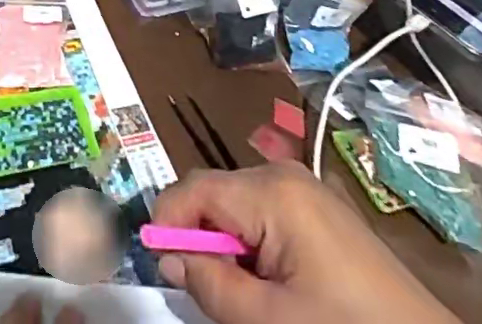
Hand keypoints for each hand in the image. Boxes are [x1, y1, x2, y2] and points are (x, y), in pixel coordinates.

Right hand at [151, 163, 456, 323]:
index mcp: (271, 190)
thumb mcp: (270, 321)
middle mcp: (282, 173)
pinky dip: (249, 244)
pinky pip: (261, 213)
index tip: (165, 271)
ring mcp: (303, 186)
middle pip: (212, 193)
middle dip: (199, 238)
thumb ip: (210, 284)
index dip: (168, 225)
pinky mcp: (317, 206)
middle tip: (209, 292)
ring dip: (224, 245)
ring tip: (245, 294)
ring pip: (234, 205)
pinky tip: (270, 283)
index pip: (192, 189)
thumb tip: (168, 257)